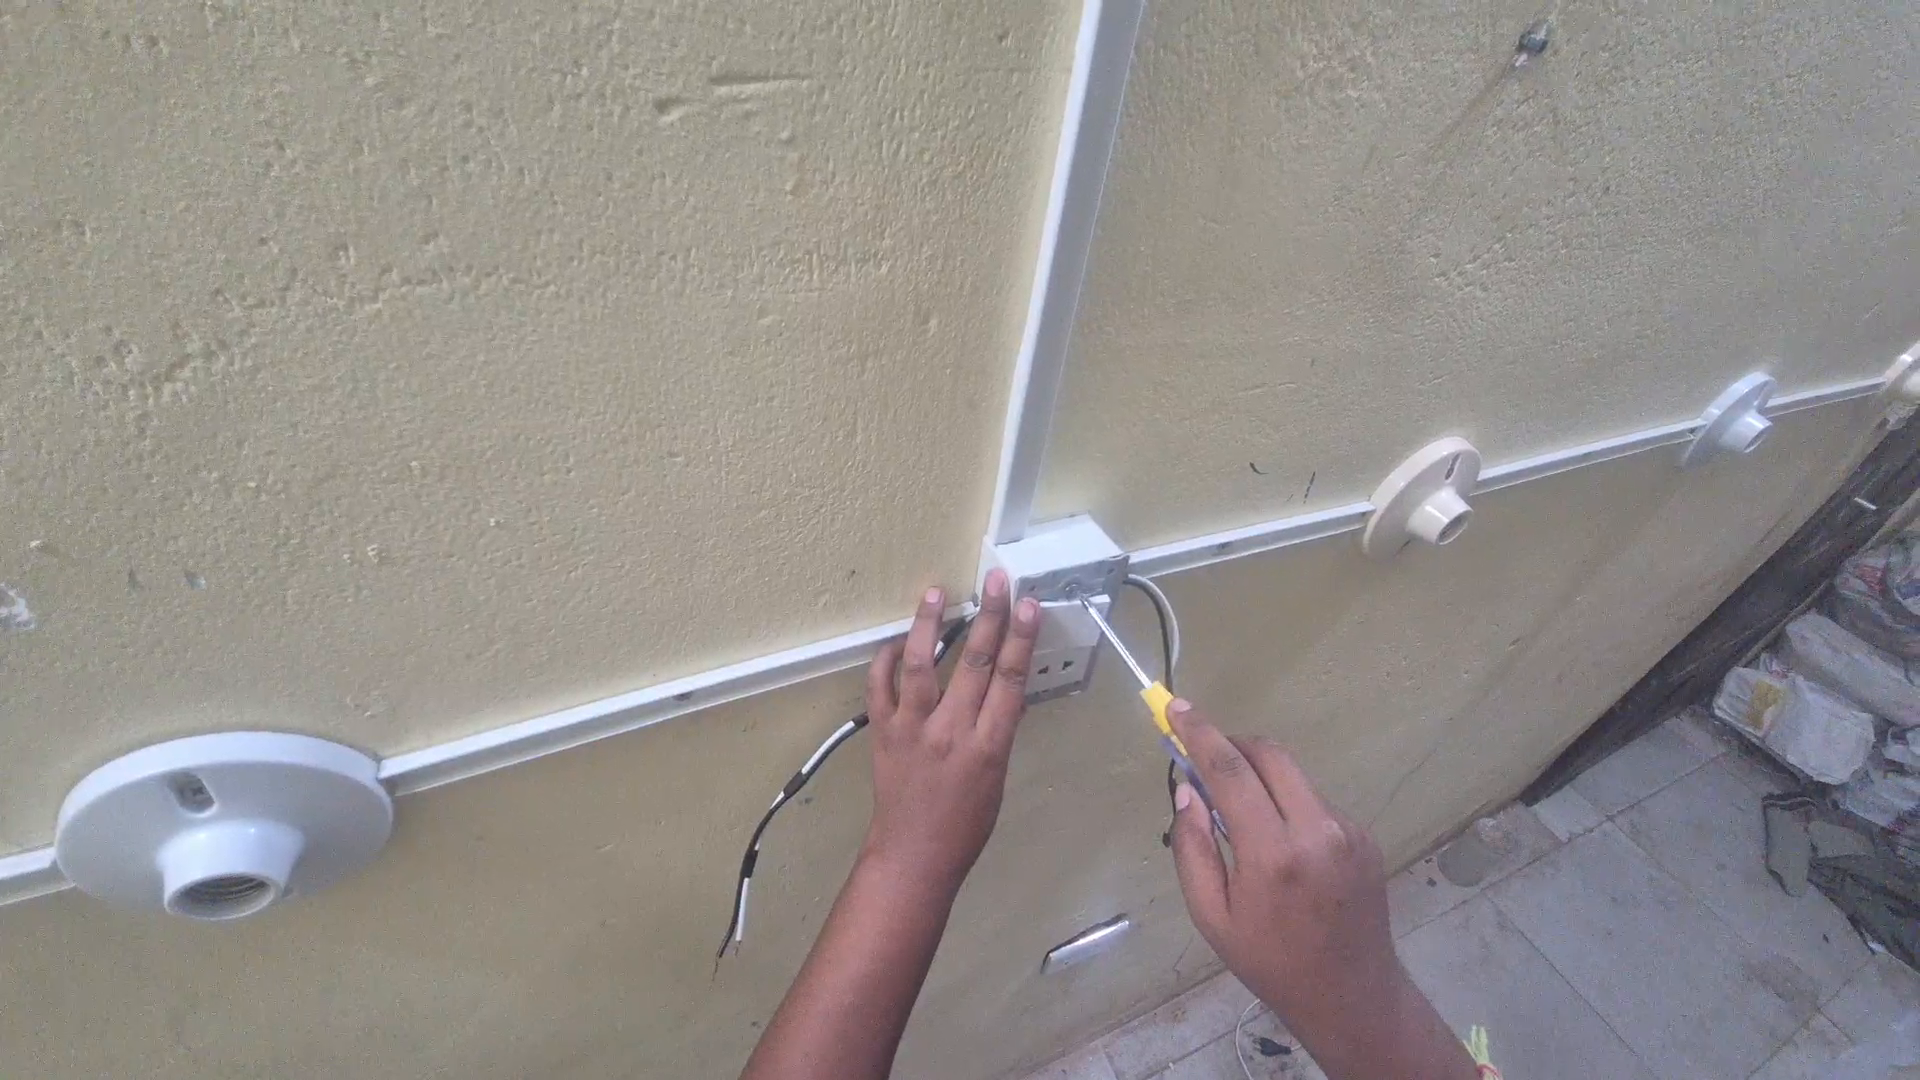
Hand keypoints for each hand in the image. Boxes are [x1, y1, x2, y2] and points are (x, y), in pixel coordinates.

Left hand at [861, 569, 1038, 892]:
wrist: (913, 857)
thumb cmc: (965, 825)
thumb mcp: (998, 778)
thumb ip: (998, 730)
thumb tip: (1003, 689)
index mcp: (989, 745)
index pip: (1010, 680)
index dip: (1022, 638)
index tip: (1029, 604)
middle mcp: (952, 730)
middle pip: (974, 663)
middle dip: (989, 617)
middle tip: (996, 581)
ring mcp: (912, 728)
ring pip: (921, 665)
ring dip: (929, 625)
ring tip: (936, 593)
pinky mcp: (882, 732)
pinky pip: (879, 687)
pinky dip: (885, 660)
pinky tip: (896, 640)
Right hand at [1165, 699, 1475, 1079]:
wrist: (1353, 998)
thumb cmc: (1269, 960)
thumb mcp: (1210, 915)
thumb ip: (1192, 846)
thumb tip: (1188, 788)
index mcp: (1273, 854)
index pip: (1229, 771)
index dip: (1199, 733)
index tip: (1176, 708)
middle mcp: (1317, 831)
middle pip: (1268, 754)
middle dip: (1231, 743)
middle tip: (1205, 758)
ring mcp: (1347, 831)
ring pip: (1292, 773)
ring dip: (1258, 774)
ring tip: (1241, 812)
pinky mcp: (1363, 836)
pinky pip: (1312, 798)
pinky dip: (1284, 800)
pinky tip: (1279, 840)